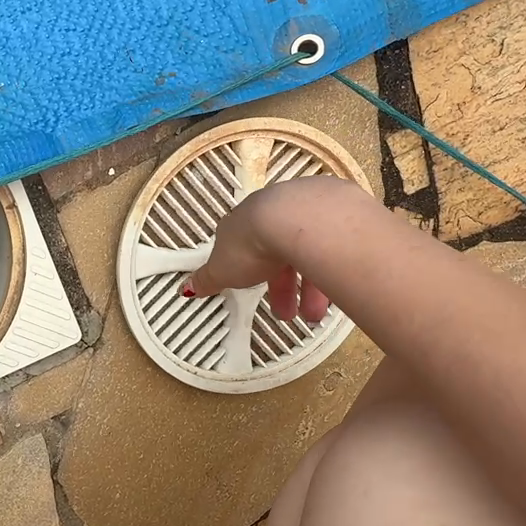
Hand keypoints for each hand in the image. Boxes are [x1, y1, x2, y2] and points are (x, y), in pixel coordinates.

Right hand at [182, 184, 331, 322]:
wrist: (298, 221)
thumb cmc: (253, 243)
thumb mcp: (222, 270)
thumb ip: (207, 279)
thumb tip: (187, 288)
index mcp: (243, 223)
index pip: (244, 249)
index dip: (249, 273)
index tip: (254, 292)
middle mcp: (274, 211)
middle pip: (279, 254)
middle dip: (283, 288)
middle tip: (287, 314)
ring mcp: (308, 210)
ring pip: (309, 252)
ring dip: (310, 287)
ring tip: (315, 315)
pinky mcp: (339, 213)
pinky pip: (335, 247)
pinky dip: (333, 269)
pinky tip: (336, 290)